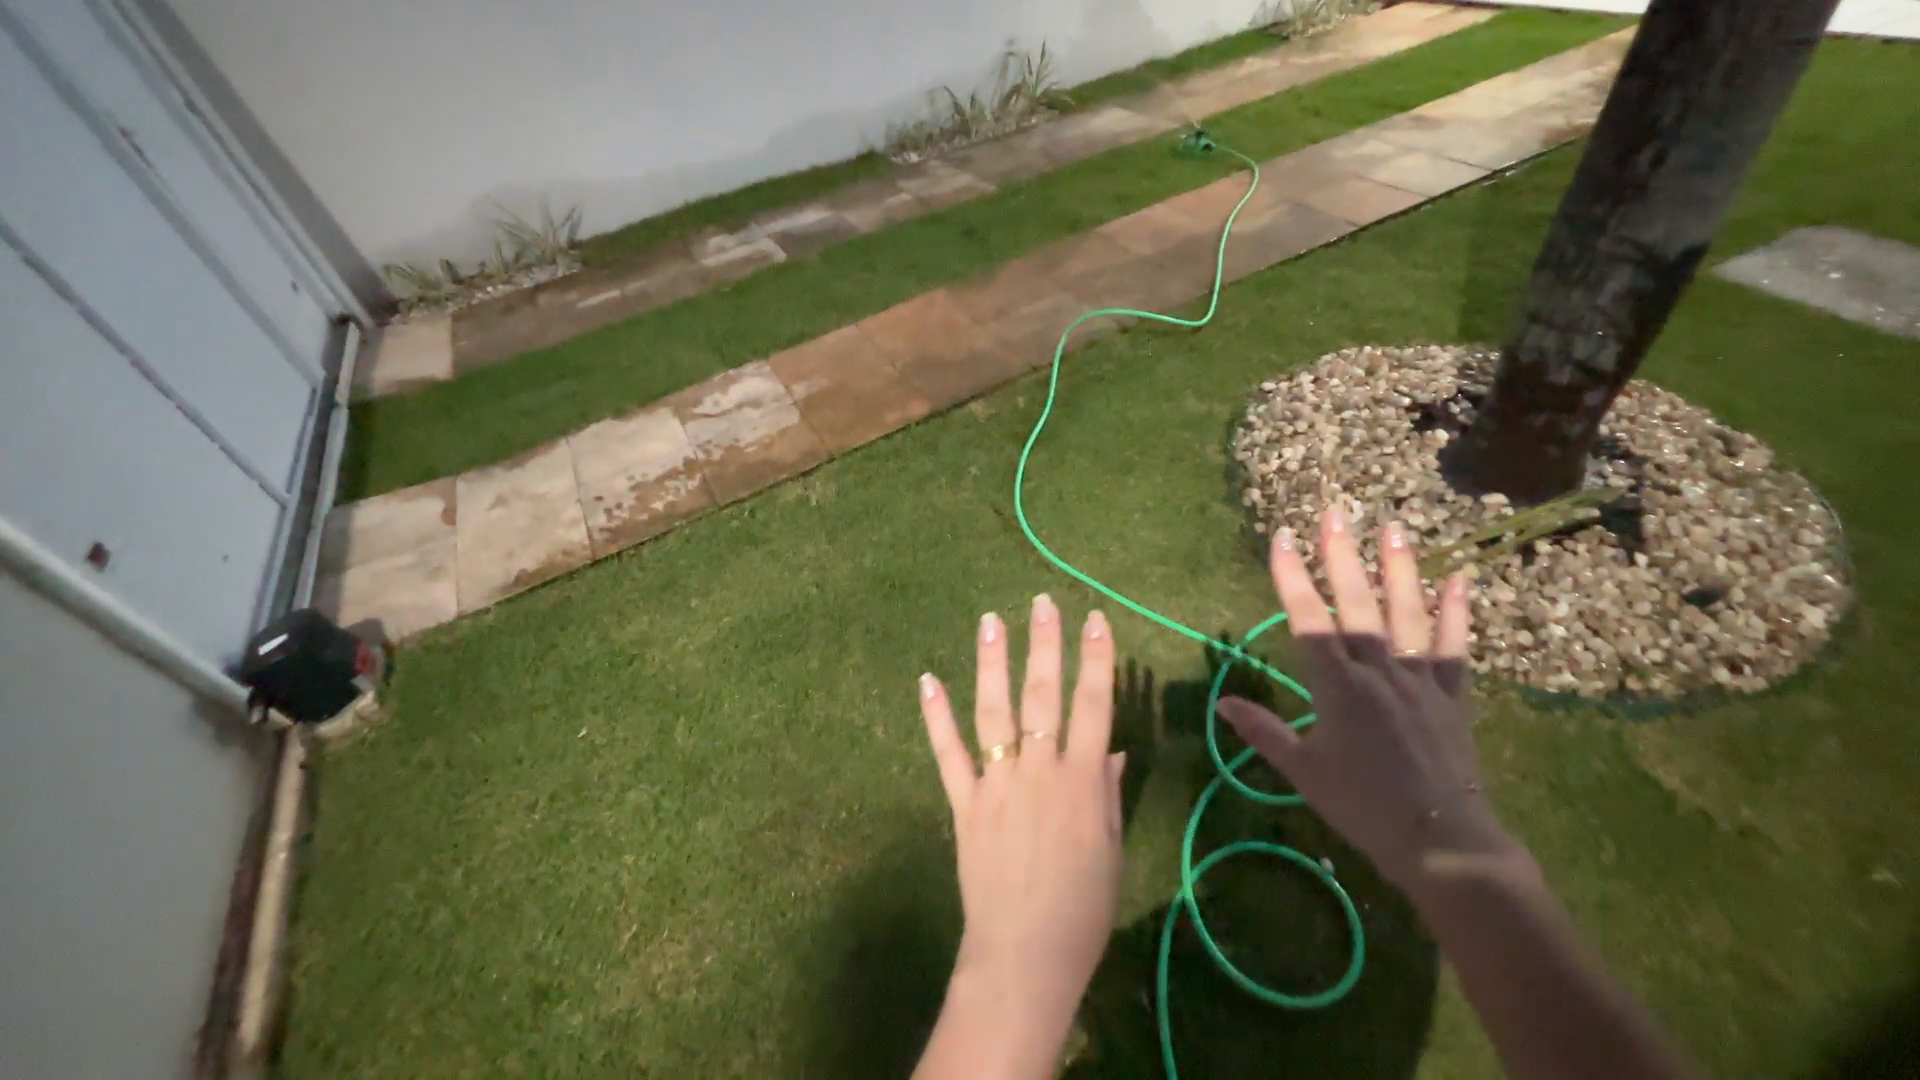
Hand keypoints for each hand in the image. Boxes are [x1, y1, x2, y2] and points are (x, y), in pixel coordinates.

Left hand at [919, 595, 1126, 1017]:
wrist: (1025, 954)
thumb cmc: (1081, 908)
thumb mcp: (1110, 849)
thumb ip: (1107, 792)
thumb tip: (1112, 746)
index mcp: (1081, 781)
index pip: (1093, 705)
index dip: (1095, 660)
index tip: (1095, 619)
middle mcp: (1038, 771)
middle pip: (1042, 696)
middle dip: (1044, 645)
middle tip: (1042, 602)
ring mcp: (996, 784)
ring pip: (994, 712)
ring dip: (992, 663)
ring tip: (991, 620)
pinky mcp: (963, 803)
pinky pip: (948, 753)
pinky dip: (936, 716)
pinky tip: (927, 680)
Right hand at [1215, 509, 1520, 893]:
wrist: (1440, 838)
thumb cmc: (1361, 804)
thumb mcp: (1302, 770)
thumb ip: (1263, 730)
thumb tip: (1222, 702)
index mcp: (1336, 687)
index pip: (1307, 620)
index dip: (1292, 578)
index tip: (1282, 538)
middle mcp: (1377, 671)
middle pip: (1356, 603)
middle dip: (1341, 556)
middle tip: (1335, 512)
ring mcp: (1419, 678)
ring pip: (1407, 614)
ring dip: (1399, 569)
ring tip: (1394, 527)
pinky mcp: (1452, 694)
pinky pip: (1456, 647)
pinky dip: (1457, 612)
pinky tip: (1459, 579)